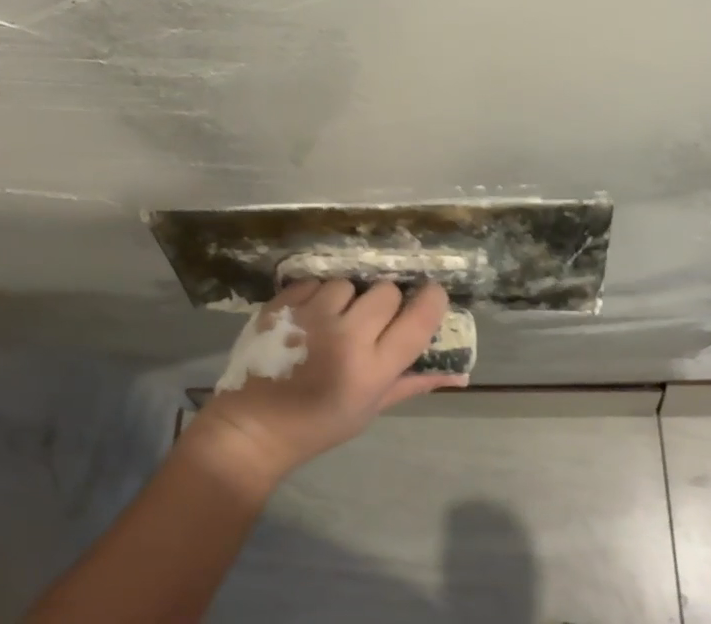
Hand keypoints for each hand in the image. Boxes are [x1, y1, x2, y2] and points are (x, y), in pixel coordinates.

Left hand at [187, 280, 465, 486]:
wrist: (251, 428)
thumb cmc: (317, 425)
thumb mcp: (369, 409)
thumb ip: (413, 382)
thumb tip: (459, 373)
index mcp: (371, 370)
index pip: (418, 319)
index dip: (431, 300)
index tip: (429, 295)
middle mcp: (346, 338)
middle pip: (386, 292)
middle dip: (385, 303)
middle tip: (370, 322)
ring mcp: (311, 318)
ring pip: (349, 283)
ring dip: (347, 298)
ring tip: (333, 321)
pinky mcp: (282, 305)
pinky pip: (315, 281)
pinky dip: (316, 295)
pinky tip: (309, 317)